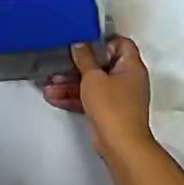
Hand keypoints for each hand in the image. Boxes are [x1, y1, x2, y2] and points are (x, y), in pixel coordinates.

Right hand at [44, 36, 154, 156]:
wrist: (120, 144)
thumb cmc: (114, 110)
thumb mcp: (93, 77)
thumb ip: (84, 58)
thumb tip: (80, 45)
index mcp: (131, 67)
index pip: (121, 43)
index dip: (103, 40)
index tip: (85, 40)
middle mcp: (128, 80)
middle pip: (102, 64)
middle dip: (79, 65)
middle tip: (64, 62)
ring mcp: (119, 96)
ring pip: (93, 83)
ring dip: (72, 83)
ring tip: (52, 84)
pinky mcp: (110, 111)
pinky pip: (90, 98)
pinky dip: (75, 97)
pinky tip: (56, 97)